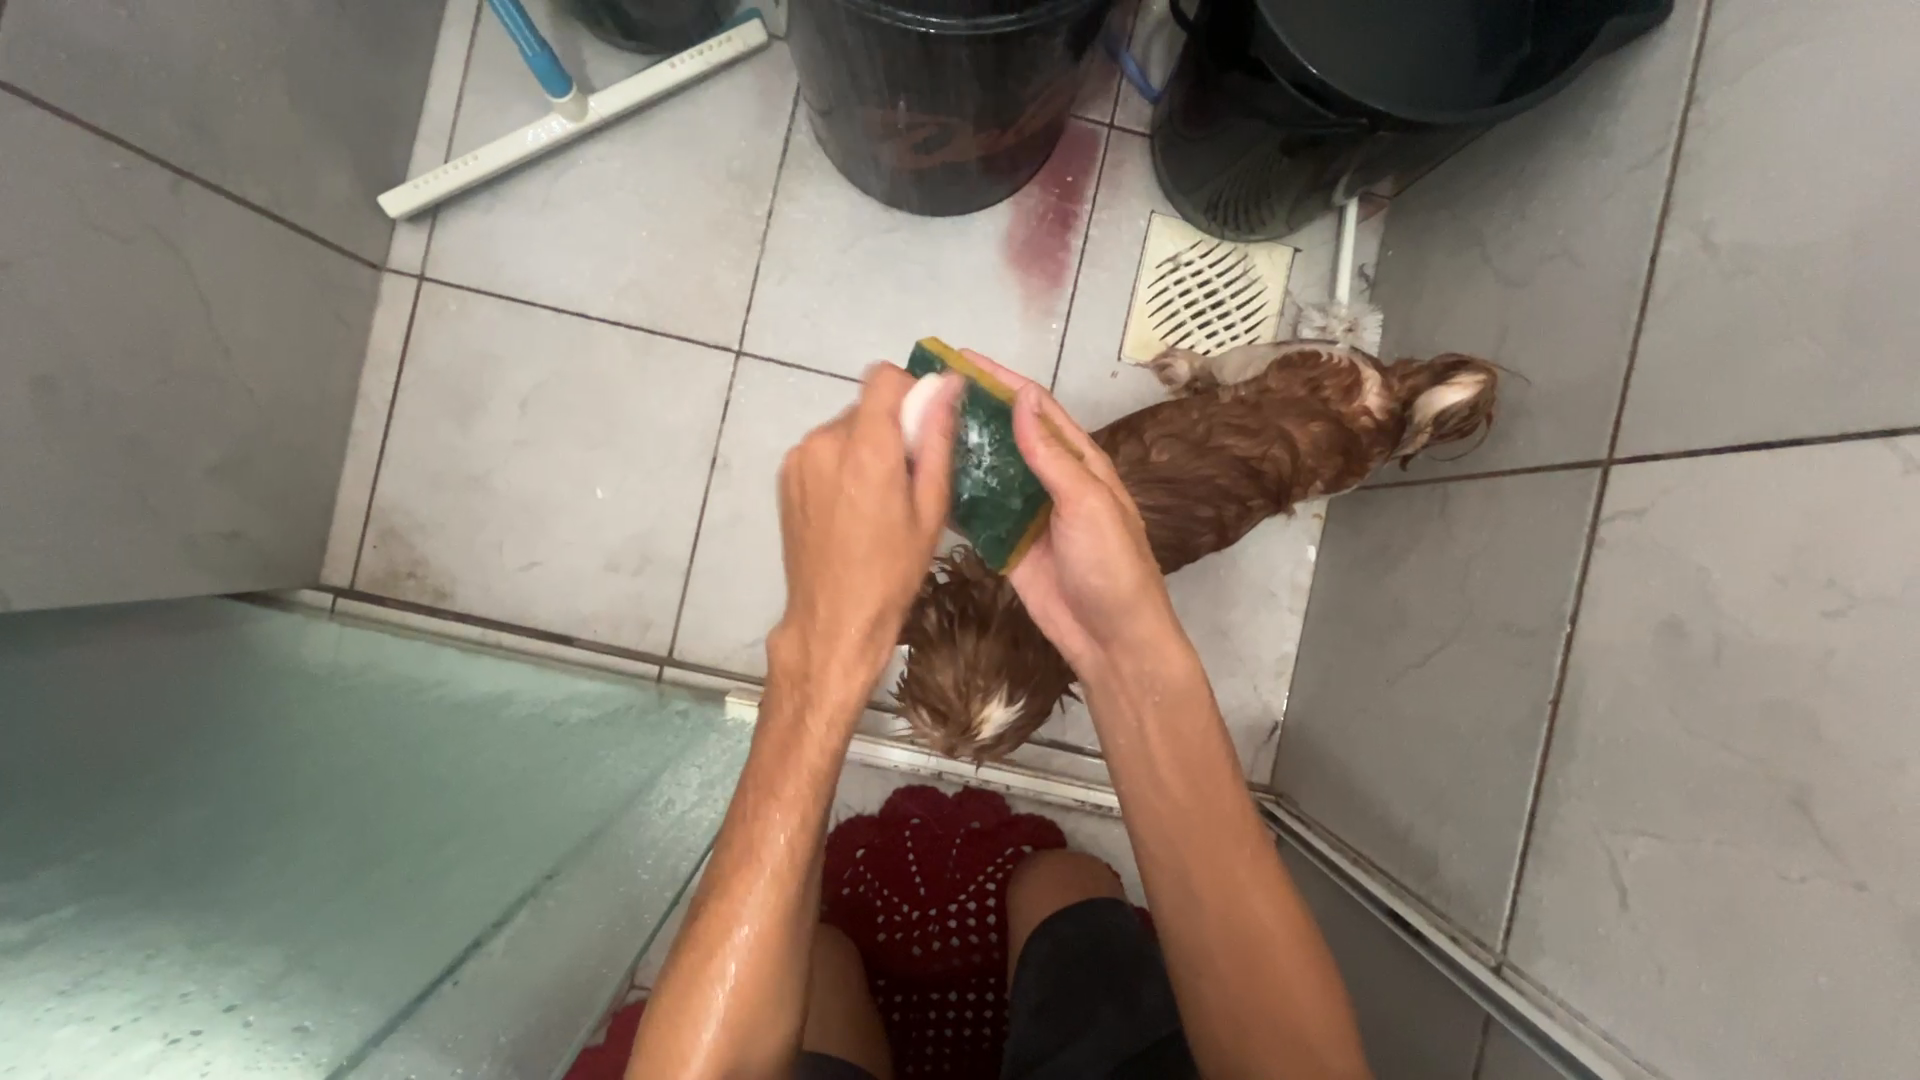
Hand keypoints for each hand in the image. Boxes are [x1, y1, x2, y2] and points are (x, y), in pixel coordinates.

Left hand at [769, 363, 959, 709]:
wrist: (833, 618)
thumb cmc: (893, 570)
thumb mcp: (931, 508)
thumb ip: (937, 438)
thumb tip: (948, 382)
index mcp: (865, 447)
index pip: (883, 376)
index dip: (909, 390)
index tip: (924, 426)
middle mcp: (823, 440)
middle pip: (865, 406)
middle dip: (890, 429)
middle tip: (904, 480)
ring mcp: (798, 458)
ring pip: (844, 428)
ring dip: (864, 448)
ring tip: (875, 501)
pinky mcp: (784, 476)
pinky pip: (823, 450)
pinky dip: (841, 464)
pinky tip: (849, 507)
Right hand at [954, 351, 1183, 679]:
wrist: (1110, 637)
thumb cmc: (1111, 565)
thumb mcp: (1087, 503)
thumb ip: (1052, 455)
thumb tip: (1022, 399)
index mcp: (1078, 461)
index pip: (1035, 408)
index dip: (1001, 381)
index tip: (962, 359)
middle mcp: (1050, 479)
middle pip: (1006, 435)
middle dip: (972, 411)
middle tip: (925, 392)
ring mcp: (1026, 513)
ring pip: (988, 472)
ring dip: (959, 451)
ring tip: (914, 428)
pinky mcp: (1007, 544)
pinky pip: (978, 513)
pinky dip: (955, 497)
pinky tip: (925, 481)